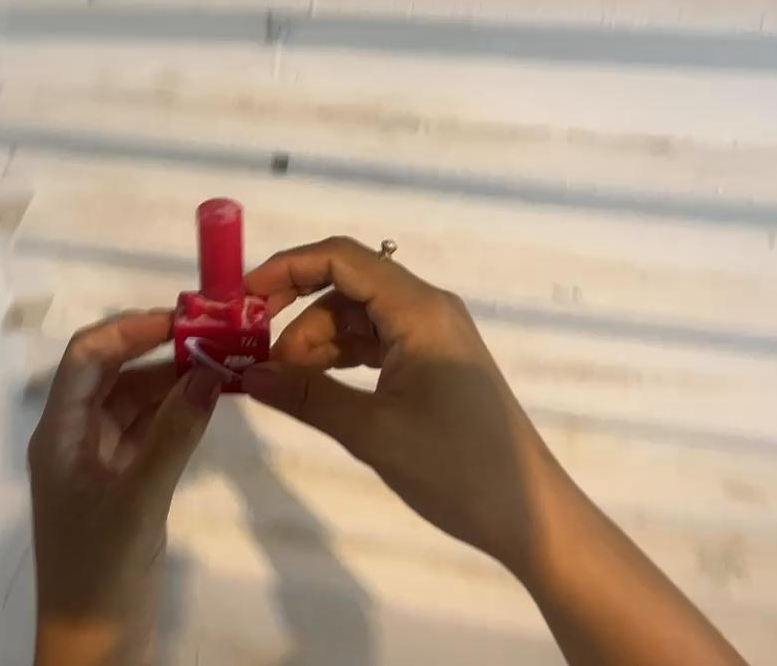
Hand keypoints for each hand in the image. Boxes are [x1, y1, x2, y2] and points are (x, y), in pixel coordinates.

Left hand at [28, 310, 221, 665]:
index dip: (128, 330)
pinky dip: (177, 411)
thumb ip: (174, 433)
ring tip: (220, 363)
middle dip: (156, 350)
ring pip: (134, 398)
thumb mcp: (138, 500)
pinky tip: (209, 399)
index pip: (86, 357)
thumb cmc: (100, 574)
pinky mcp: (124, 479)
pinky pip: (150, 428)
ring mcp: (100, 458)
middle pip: (111, 372)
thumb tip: (209, 371)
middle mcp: (76, 435)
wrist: (95, 655)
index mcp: (60, 433)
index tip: (179, 320)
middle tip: (211, 335)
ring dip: (172, 380)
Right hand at [238, 237, 563, 577]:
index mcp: (418, 309)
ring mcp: (430, 333)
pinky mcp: (430, 360)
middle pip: (345, 285)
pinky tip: (311, 384)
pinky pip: (372, 341)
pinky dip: (337, 356)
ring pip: (354, 316)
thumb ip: (306, 396)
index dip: (288, 267)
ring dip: (313, 340)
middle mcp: (425, 307)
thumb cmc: (458, 468)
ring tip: (278, 380)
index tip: (243, 296)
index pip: (341, 259)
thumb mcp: (373, 432)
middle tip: (251, 344)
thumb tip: (247, 375)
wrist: (533, 518)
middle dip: (295, 310)